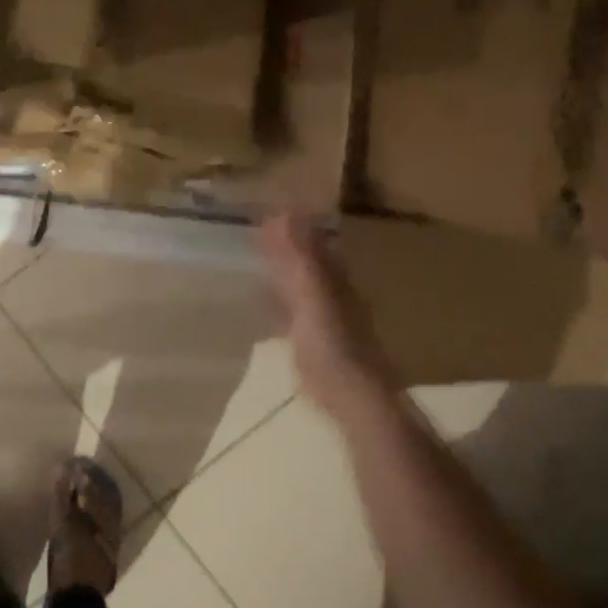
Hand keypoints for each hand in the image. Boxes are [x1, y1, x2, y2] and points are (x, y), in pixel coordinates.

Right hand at [258, 213, 385, 411]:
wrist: (349, 397)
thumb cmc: (331, 345)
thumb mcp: (313, 296)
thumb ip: (300, 259)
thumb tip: (284, 214)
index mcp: (334, 281)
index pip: (315, 244)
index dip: (295, 228)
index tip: (271, 211)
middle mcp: (332, 295)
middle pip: (308, 263)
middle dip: (287, 246)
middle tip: (259, 229)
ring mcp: (323, 320)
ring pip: (300, 285)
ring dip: (282, 270)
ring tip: (258, 256)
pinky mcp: (310, 342)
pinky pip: (290, 310)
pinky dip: (277, 299)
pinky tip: (263, 300)